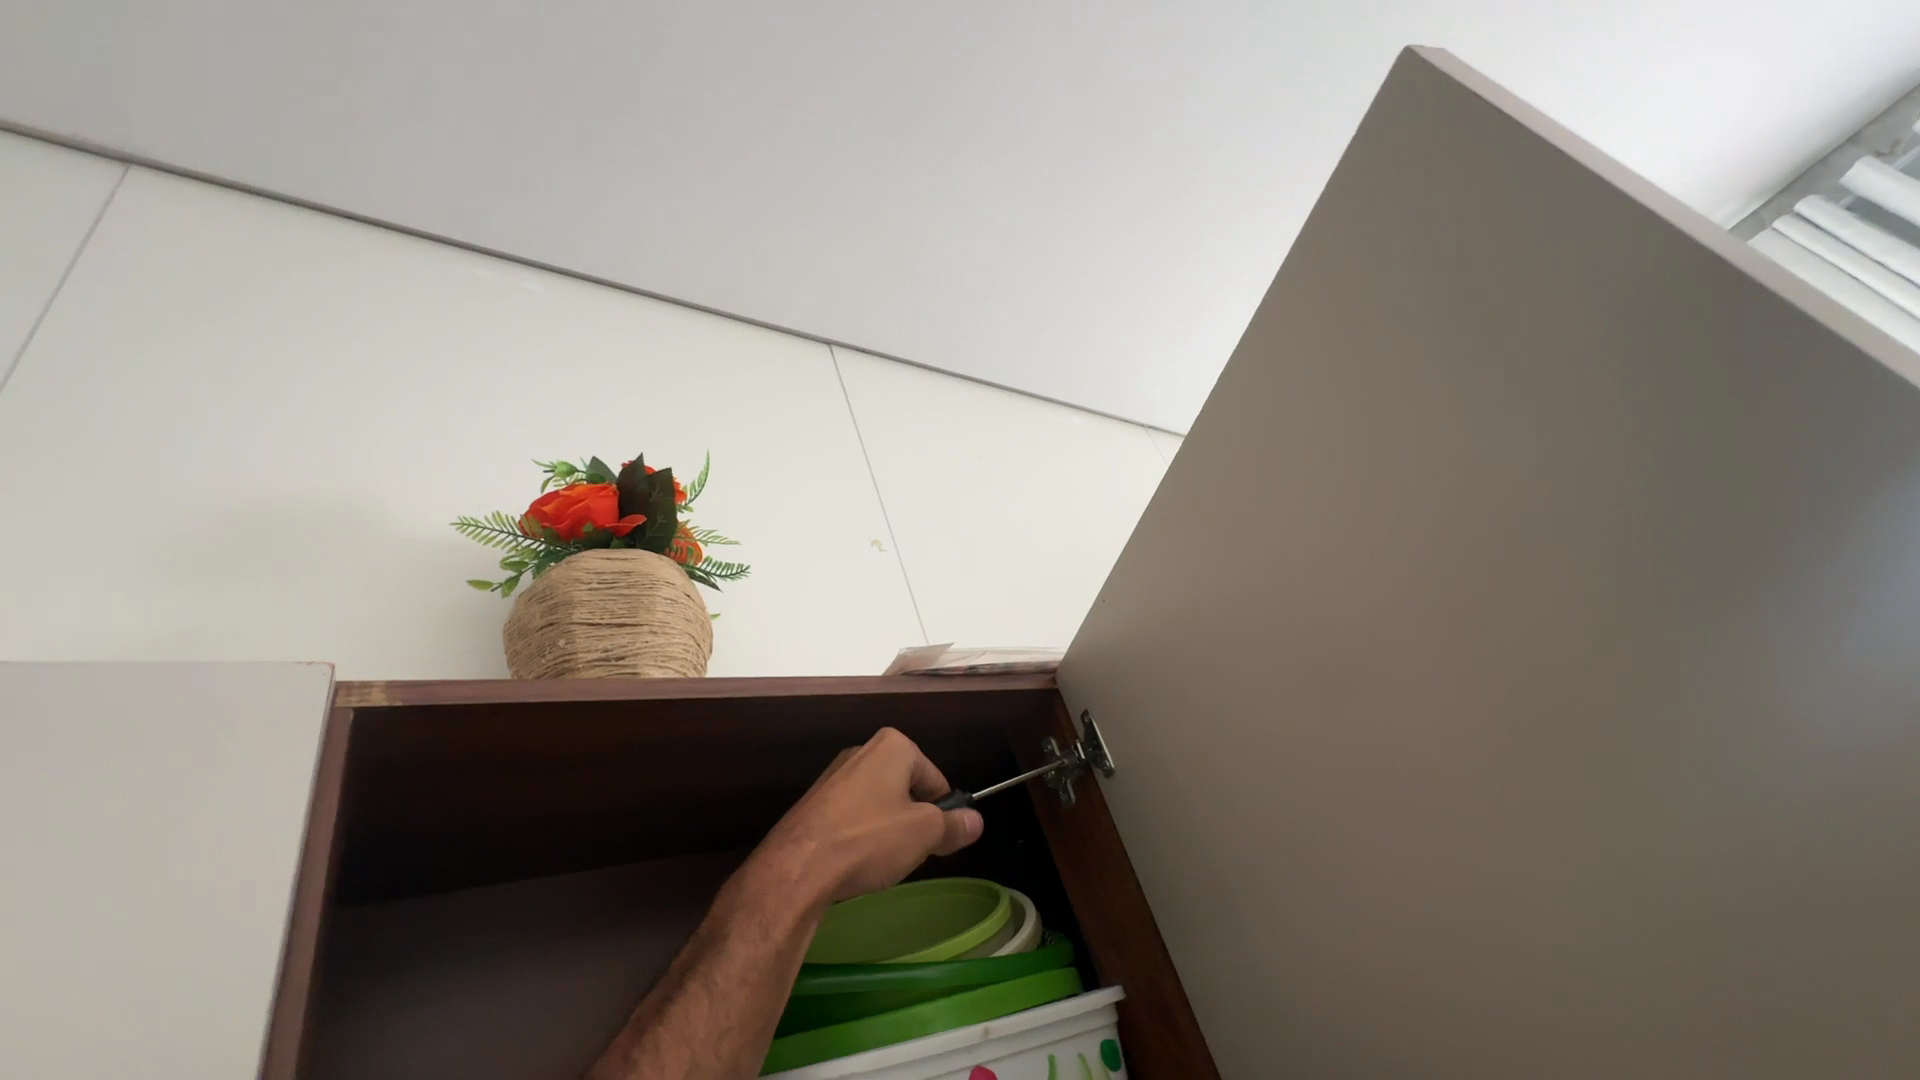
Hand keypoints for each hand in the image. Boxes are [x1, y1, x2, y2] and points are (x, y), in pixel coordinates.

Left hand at [749, 727, 984, 907]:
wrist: (797, 868)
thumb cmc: (870, 839)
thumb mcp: (925, 833)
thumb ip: (954, 825)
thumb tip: (975, 821)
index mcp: (892, 746)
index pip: (934, 778)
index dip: (943, 811)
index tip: (940, 841)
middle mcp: (860, 751)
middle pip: (905, 789)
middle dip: (913, 820)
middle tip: (912, 852)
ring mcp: (833, 778)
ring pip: (877, 806)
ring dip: (886, 831)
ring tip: (882, 862)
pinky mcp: (813, 805)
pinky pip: (851, 819)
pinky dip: (859, 839)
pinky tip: (855, 863)